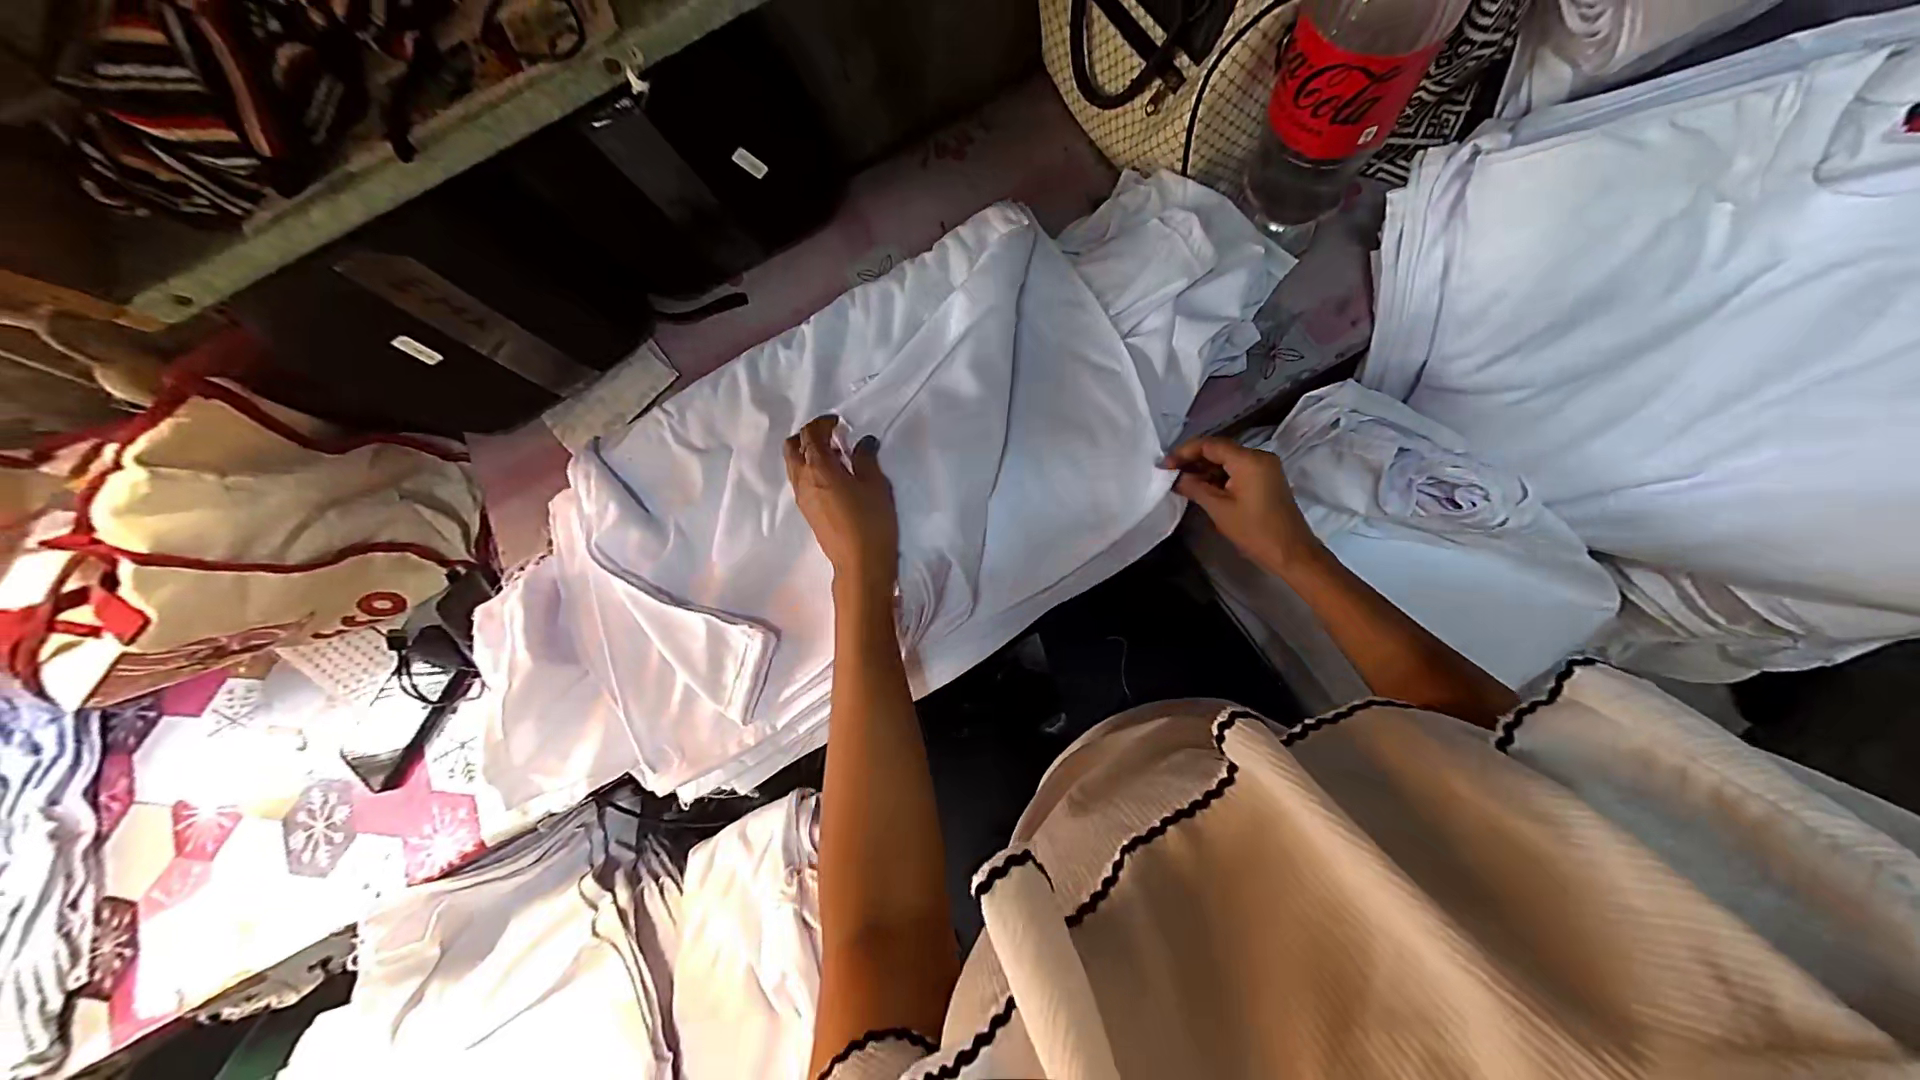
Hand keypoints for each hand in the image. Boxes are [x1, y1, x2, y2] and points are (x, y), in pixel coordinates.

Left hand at [785, 415, 898, 595]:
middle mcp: (803, 480)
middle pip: (792, 447)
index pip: (810, 435)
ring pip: (794, 465)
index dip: (822, 423)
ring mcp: (802, 497)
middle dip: (809, 435)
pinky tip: (833, 476)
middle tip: (832, 436)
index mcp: (818, 468)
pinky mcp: (807, 511)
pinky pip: (800, 480)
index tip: (838, 422)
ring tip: (835, 456)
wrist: (860, 563)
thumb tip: (861, 442)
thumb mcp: (875, 484)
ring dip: (808, 453)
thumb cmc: (871, 521)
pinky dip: (810, 469)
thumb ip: (865, 458)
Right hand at [1162, 436, 1322, 574]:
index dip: (1184, 452)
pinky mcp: (1265, 479)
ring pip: (1227, 460)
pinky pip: (1237, 470)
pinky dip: (1218, 476)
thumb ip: (1194, 488)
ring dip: (1204, 469)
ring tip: (1181, 482)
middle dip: (1193, 460)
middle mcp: (1258, 456)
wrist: (1291, 552)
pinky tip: (1201, 487)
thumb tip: (1176, 478)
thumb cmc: (1254, 531)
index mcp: (1248, 460)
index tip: (1164, 465)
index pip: (1210, 445)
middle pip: (1219, 449)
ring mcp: (1264, 467)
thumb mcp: (1219, 509)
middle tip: (1170, 473)